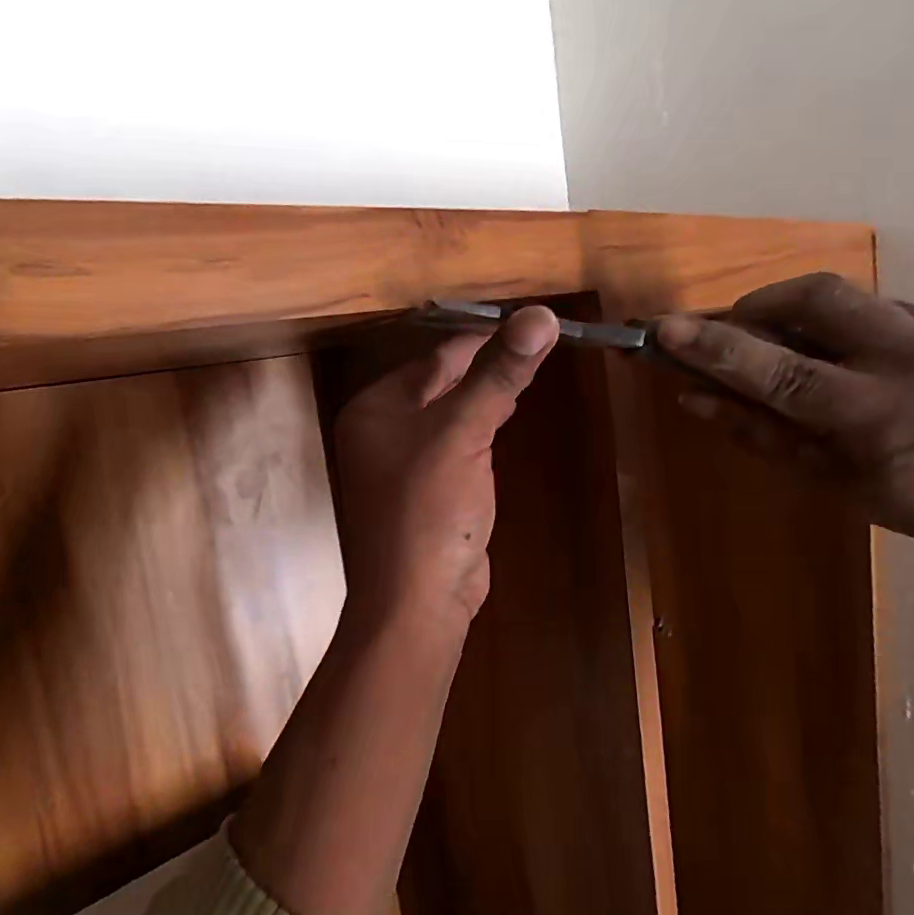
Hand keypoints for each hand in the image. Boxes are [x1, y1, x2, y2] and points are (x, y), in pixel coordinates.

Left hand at [333, 306, 559, 631]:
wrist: (418, 599)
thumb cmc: (428, 509)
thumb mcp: (463, 435)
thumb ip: (498, 375)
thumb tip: (539, 315)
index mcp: (374, 409)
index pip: (433, 359)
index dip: (479, 338)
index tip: (524, 320)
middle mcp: (380, 431)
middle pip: (438, 384)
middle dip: (483, 366)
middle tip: (533, 342)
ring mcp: (400, 464)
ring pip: (449, 415)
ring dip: (483, 396)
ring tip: (525, 370)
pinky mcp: (425, 491)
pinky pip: (455, 446)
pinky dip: (479, 429)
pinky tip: (504, 417)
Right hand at [648, 274, 913, 555]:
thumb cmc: (905, 499)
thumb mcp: (822, 477)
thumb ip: (755, 430)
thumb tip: (692, 394)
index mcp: (881, 418)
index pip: (783, 372)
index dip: (719, 346)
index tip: (666, 329)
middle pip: (821, 297)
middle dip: (761, 303)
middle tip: (734, 326)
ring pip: (852, 297)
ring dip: (804, 316)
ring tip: (793, 346)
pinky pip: (888, 308)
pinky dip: (850, 328)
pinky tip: (854, 358)